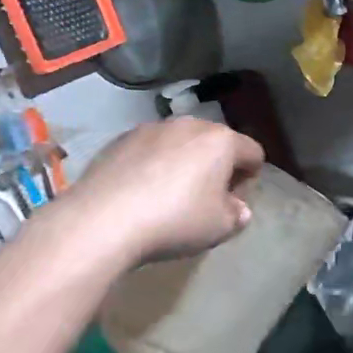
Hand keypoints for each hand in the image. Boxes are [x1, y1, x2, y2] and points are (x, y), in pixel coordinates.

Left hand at [57, 117, 265, 264]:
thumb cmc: (174, 221)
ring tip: (167, 194)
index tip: (232, 203)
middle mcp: (192, 125)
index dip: (249, 178)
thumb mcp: (219, 227)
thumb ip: (237, 215)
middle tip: (203, 198)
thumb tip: (238, 209)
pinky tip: (138, 192)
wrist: (99, 222)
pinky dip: (151, 165)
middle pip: (216, 143)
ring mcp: (153, 129)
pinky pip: (148, 149)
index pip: (253, 153)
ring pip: (181, 143)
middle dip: (215, 167)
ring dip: (183, 162)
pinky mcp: (119, 139)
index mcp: (223, 140)